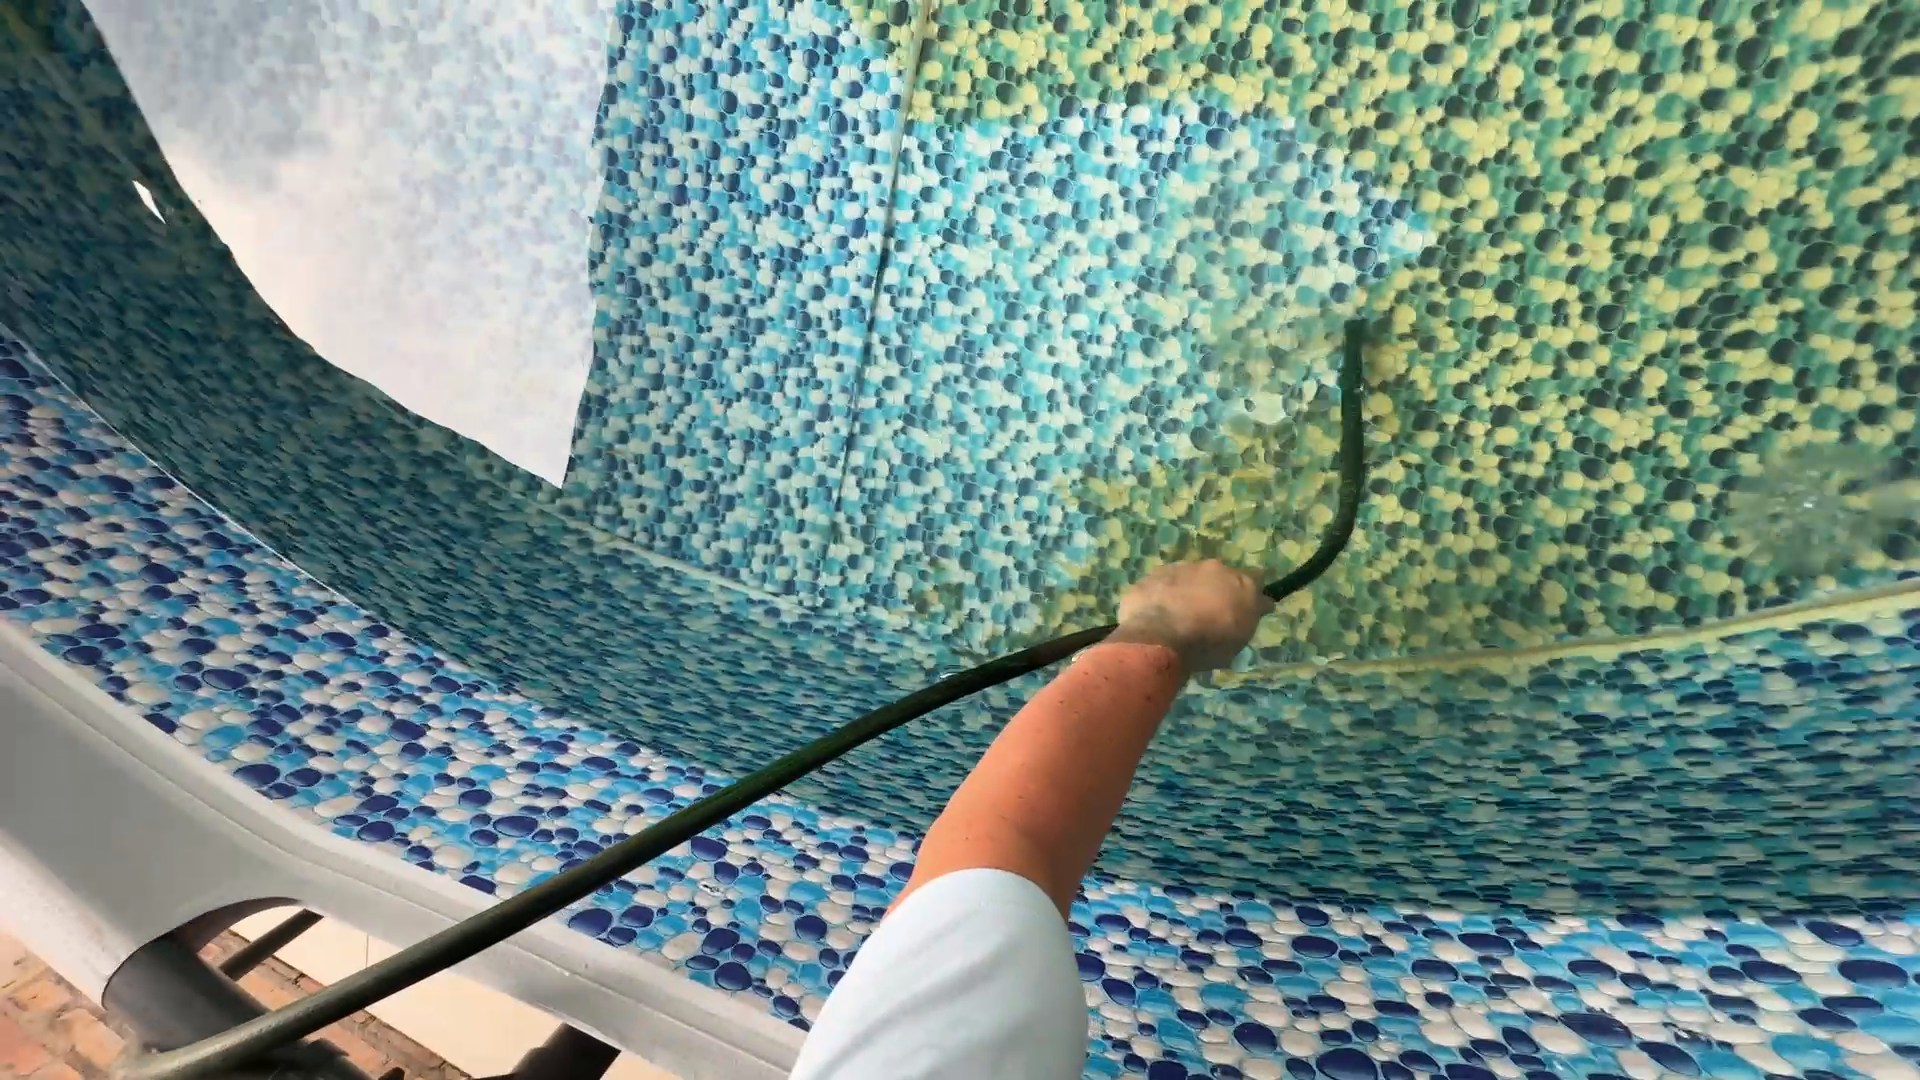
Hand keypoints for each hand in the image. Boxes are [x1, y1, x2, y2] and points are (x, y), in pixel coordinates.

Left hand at [1105, 560, 1273, 672]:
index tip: (1245, 605)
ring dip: (1186, 590)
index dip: (1250, 591)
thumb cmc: (1208, 645)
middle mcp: (1211, 567)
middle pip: (1218, 575)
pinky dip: (1161, 595)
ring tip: (1177, 616)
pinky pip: (1160, 584)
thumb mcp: (1241, 637)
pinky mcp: (1151, 576)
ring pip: (1187, 576)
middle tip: (1207, 614)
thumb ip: (1250, 613)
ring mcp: (1178, 568)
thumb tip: (1262, 601)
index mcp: (1240, 581)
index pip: (1255, 578)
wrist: (1160, 639)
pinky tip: (1155, 615)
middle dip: (1214, 589)